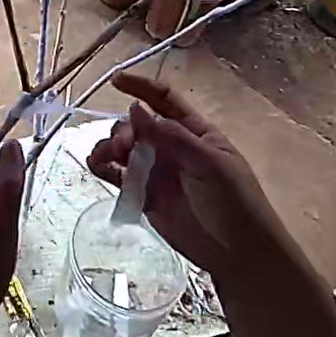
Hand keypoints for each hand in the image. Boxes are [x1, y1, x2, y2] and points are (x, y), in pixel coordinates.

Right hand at [85, 72, 291, 278]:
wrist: (239, 255)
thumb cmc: (234, 203)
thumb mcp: (209, 164)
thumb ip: (171, 136)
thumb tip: (136, 108)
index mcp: (193, 131)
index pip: (164, 99)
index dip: (141, 86)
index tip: (115, 80)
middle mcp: (171, 146)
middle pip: (137, 124)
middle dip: (124, 129)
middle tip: (123, 147)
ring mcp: (156, 170)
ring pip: (123, 147)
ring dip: (109, 146)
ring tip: (104, 158)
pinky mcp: (143, 194)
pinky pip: (117, 174)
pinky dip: (104, 167)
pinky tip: (97, 166)